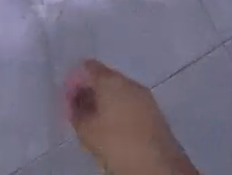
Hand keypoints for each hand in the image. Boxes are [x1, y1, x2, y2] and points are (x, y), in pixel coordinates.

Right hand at [62, 60, 198, 174]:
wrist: (161, 169)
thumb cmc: (118, 143)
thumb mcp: (86, 129)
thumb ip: (76, 110)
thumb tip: (76, 101)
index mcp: (111, 79)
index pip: (88, 66)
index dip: (76, 79)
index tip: (70, 98)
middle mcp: (130, 82)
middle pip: (105, 79)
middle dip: (92, 92)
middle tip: (82, 111)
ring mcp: (147, 99)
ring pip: (121, 94)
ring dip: (108, 104)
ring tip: (98, 124)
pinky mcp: (158, 116)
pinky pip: (133, 106)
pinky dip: (123, 114)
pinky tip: (117, 131)